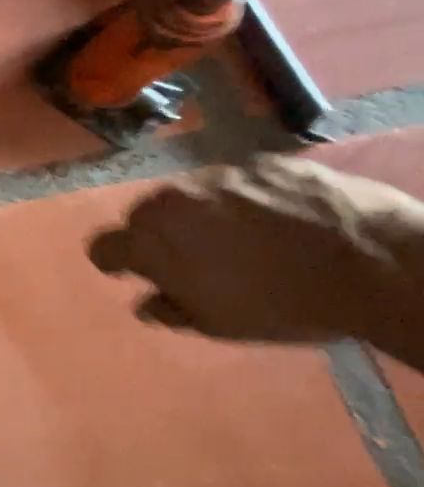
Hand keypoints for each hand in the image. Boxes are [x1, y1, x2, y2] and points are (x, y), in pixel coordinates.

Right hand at [88, 156, 423, 351]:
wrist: (383, 265)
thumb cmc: (287, 304)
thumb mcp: (221, 324)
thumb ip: (171, 309)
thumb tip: (146, 302)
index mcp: (149, 241)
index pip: (102, 246)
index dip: (119, 262)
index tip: (140, 273)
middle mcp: (171, 200)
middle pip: (148, 215)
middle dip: (167, 234)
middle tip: (204, 257)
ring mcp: (220, 176)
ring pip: (196, 194)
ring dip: (208, 213)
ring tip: (251, 236)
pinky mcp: (267, 163)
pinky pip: (245, 181)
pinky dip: (255, 198)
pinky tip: (288, 220)